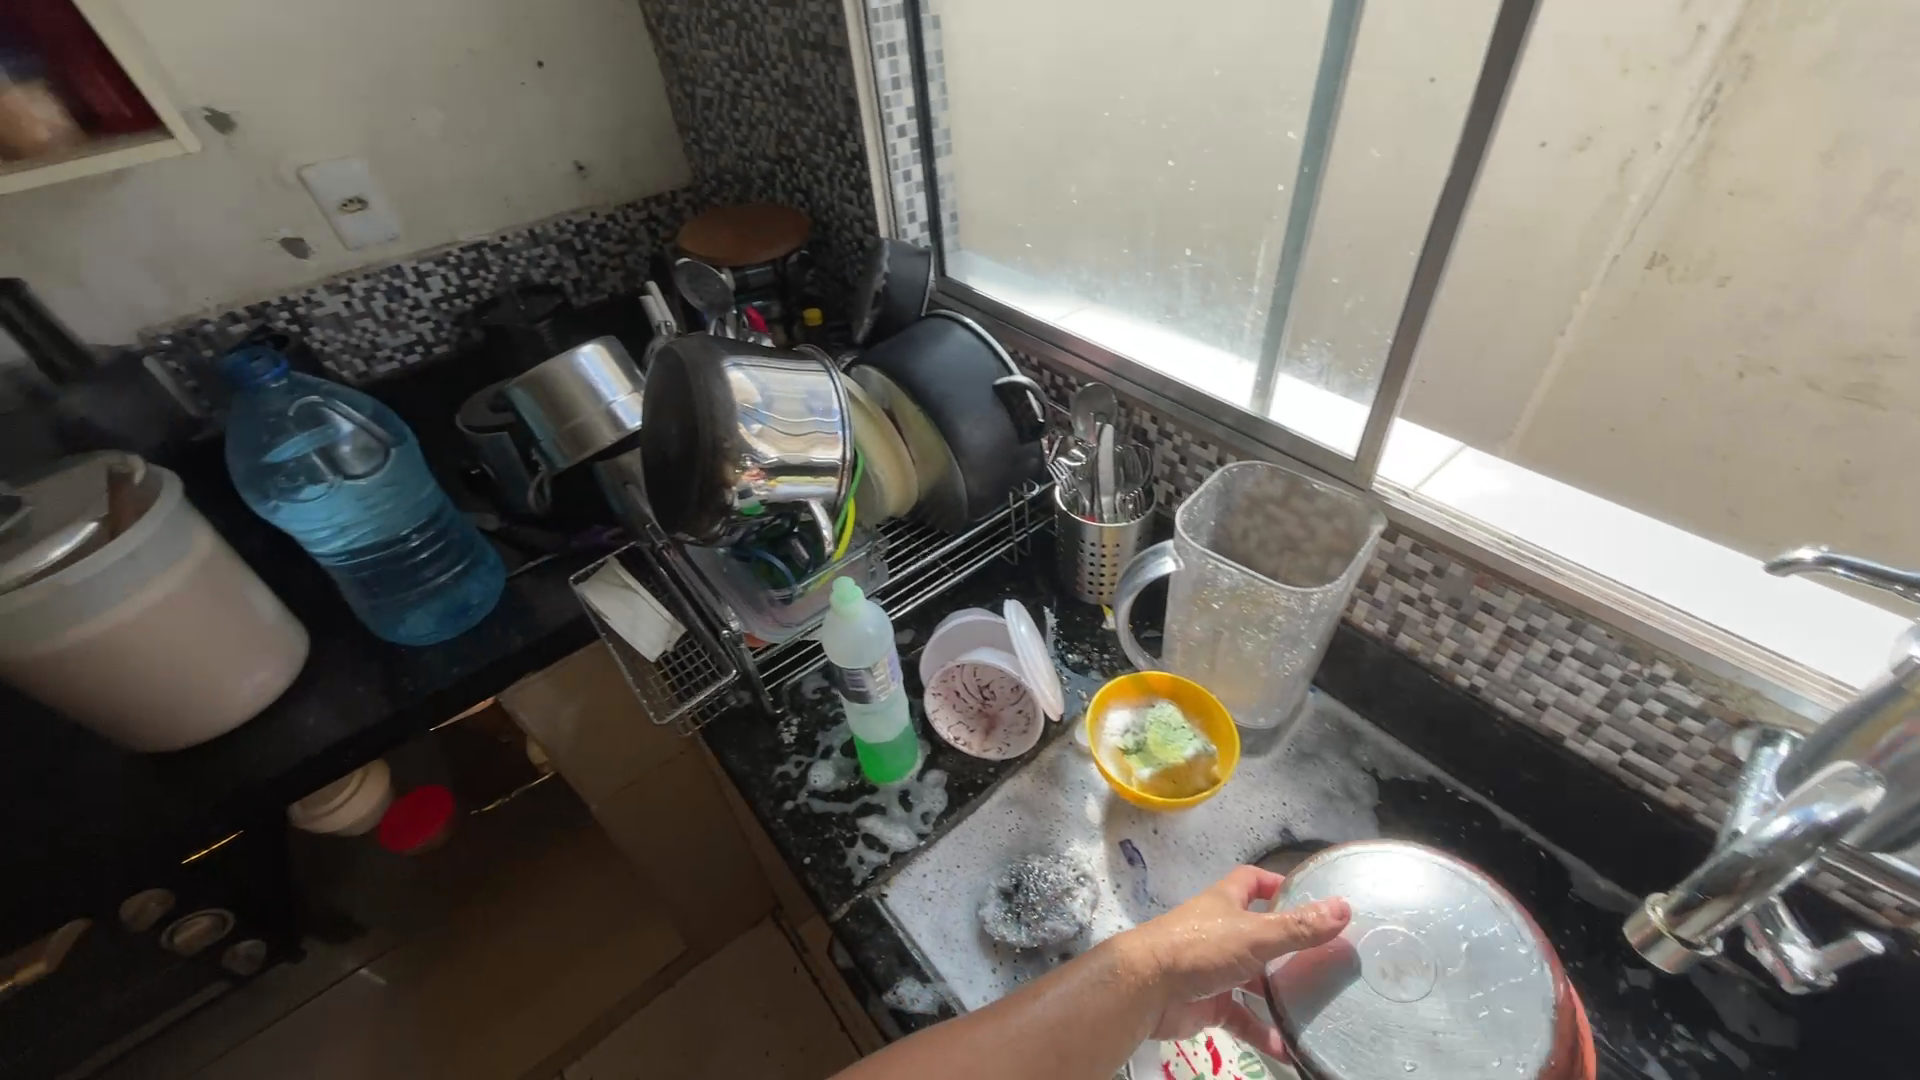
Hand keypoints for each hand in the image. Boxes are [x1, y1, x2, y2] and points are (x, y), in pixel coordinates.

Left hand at [1118, 865, 1349, 1059]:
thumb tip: (1343, 907)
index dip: (1277, 885)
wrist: (1148, 987)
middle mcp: (1222, 931)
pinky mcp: (1211, 1002)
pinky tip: (1289, 1049)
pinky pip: (1244, 1018)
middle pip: (1260, 934)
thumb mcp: (1253, 934)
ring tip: (1319, 1008)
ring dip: (1281, 994)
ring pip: (1255, 980)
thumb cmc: (1200, 947)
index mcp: (1227, 903)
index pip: (1253, 881)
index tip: (1311, 899)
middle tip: (1329, 964)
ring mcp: (1216, 968)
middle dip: (1290, 948)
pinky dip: (1264, 1033)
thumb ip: (1297, 927)